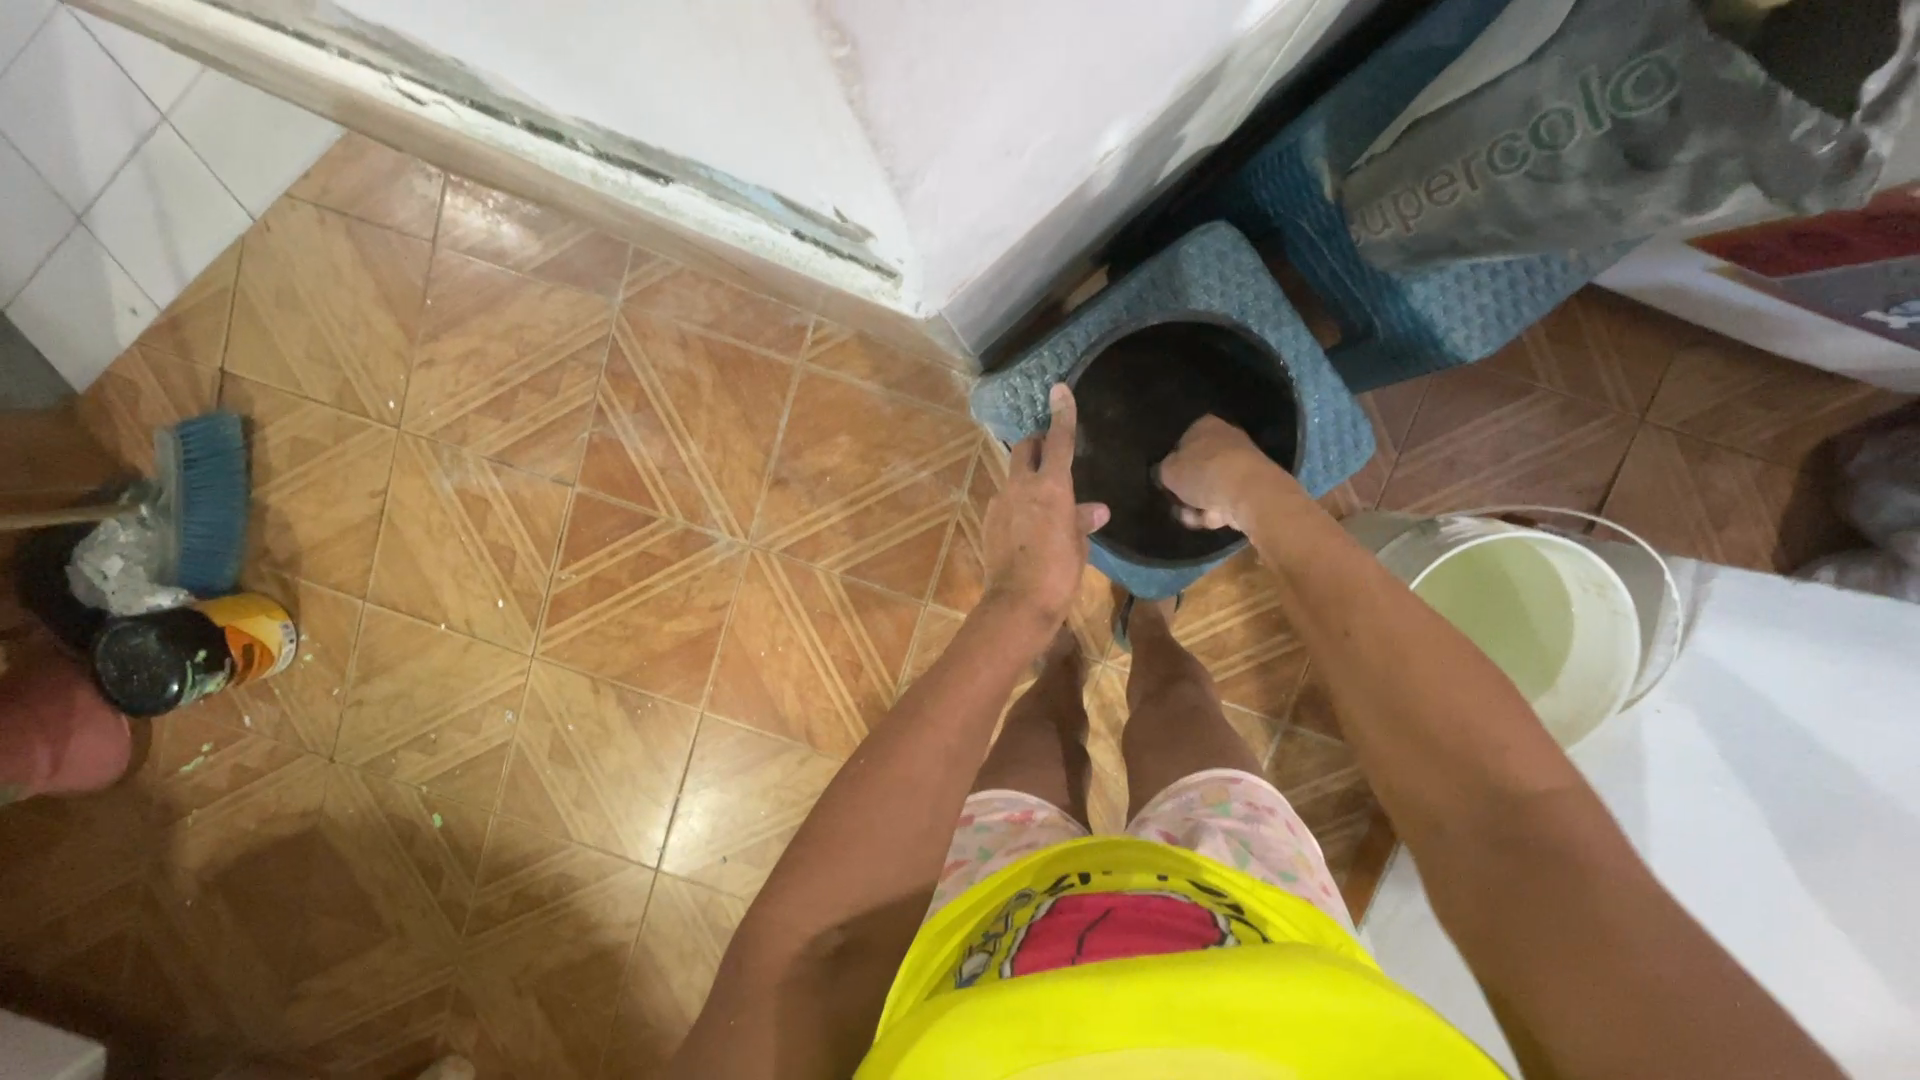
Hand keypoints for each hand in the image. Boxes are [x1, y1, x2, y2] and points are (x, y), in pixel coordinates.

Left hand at [980, 384, 1108, 626]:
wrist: (1018, 603)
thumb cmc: (1059, 572)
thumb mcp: (1078, 545)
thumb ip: (1081, 520)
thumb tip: (1095, 510)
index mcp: (1051, 486)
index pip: (1058, 440)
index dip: (1062, 414)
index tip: (1060, 390)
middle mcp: (1021, 486)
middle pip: (1025, 449)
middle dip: (1037, 443)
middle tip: (1050, 449)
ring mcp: (1000, 502)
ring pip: (1013, 476)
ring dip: (1027, 477)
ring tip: (1044, 498)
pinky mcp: (989, 521)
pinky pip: (1006, 501)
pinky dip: (1018, 502)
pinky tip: (1027, 524)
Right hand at [1157, 415, 1300, 530]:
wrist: (1249, 493)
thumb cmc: (1203, 473)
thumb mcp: (1168, 471)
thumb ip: (1163, 470)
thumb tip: (1165, 473)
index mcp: (1204, 425)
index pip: (1181, 442)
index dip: (1172, 464)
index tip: (1166, 482)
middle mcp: (1225, 439)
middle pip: (1197, 468)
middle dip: (1187, 489)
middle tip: (1177, 502)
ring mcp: (1241, 463)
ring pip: (1210, 487)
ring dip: (1198, 504)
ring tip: (1191, 516)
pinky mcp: (1252, 486)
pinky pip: (1225, 499)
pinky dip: (1216, 511)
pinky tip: (1209, 520)